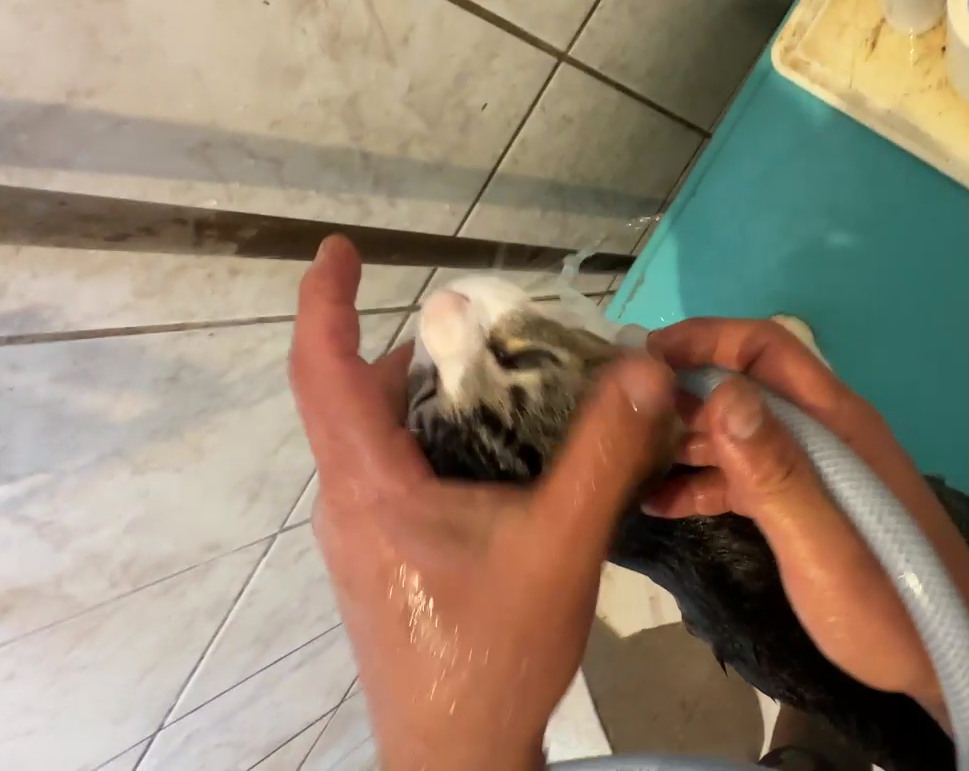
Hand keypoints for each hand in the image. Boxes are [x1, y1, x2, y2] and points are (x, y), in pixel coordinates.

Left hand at [289, 237, 676, 770]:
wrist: (460, 758)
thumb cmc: (496, 651)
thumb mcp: (562, 543)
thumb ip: (606, 452)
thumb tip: (646, 367)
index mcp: (370, 485)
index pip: (321, 373)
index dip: (324, 302)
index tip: (340, 249)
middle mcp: (351, 499)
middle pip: (358, 394)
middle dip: (413, 345)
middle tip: (488, 323)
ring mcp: (365, 529)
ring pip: (383, 430)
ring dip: (434, 387)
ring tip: (509, 370)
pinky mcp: (387, 549)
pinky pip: (401, 462)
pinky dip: (441, 427)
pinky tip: (504, 438)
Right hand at [639, 318, 968, 717]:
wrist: (955, 661)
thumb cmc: (892, 603)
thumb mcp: (825, 542)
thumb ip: (777, 470)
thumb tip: (723, 393)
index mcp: (833, 419)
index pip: (766, 346)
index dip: (707, 337)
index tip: (646, 355)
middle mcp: (820, 429)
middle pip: (744, 384)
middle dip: (684, 387)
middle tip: (621, 411)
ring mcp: (811, 465)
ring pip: (738, 429)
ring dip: (686, 436)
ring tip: (626, 455)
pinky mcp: (803, 500)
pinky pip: (744, 474)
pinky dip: (703, 480)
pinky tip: (658, 502)